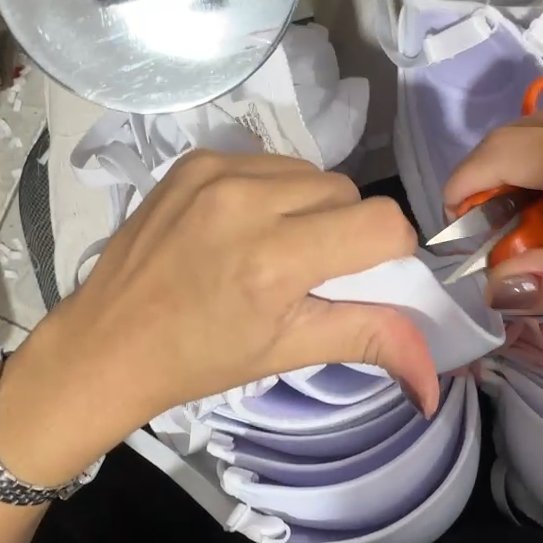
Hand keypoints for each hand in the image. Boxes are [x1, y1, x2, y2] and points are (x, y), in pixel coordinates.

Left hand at [0, 151, 436, 485]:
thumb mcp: (288, 351)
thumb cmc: (199, 359)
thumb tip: (437, 382)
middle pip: (349, 194)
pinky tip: (244, 226)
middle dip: (348, 232)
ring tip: (276, 247)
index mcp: (275, 258)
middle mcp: (248, 200)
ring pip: (312, 173)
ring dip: (312, 207)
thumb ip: (371, 341)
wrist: (106, 343)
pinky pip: (270, 162)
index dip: (390, 253)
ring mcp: (216, 172)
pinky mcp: (194, 159)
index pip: (383, 224)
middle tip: (312, 271)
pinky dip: (274, 190)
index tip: (366, 278)